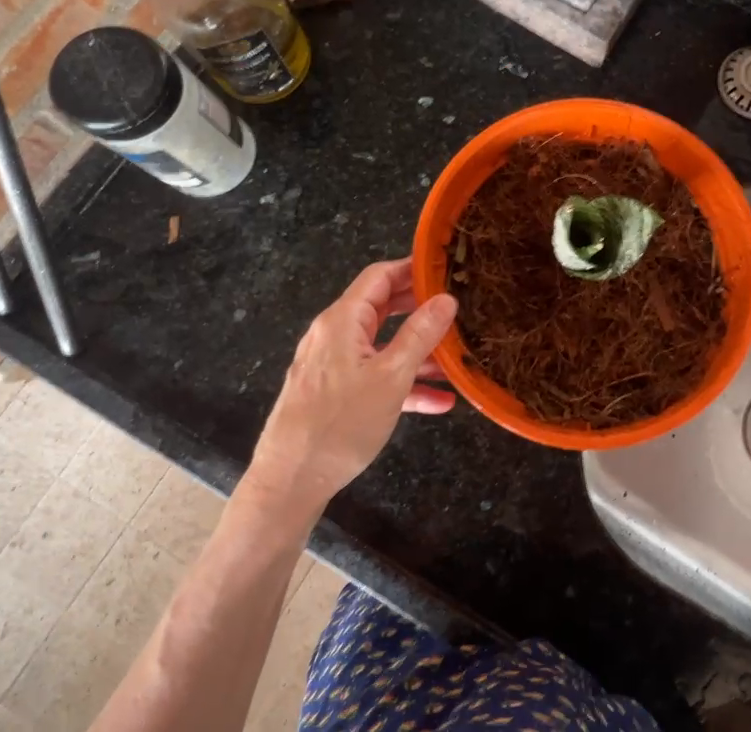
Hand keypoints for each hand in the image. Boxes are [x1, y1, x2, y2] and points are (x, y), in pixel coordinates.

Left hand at [244, 260, 457, 511]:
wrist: (291, 481)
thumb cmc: (341, 423)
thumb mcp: (391, 377)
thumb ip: (420, 335)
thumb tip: (446, 299)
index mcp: (342, 321)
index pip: (379, 276)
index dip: (412, 268)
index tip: (447, 271)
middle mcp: (334, 336)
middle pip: (382, 308)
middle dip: (420, 309)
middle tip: (459, 309)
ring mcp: (334, 366)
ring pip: (382, 345)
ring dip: (418, 350)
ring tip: (458, 357)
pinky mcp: (336, 394)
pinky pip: (375, 377)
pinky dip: (405, 383)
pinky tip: (440, 402)